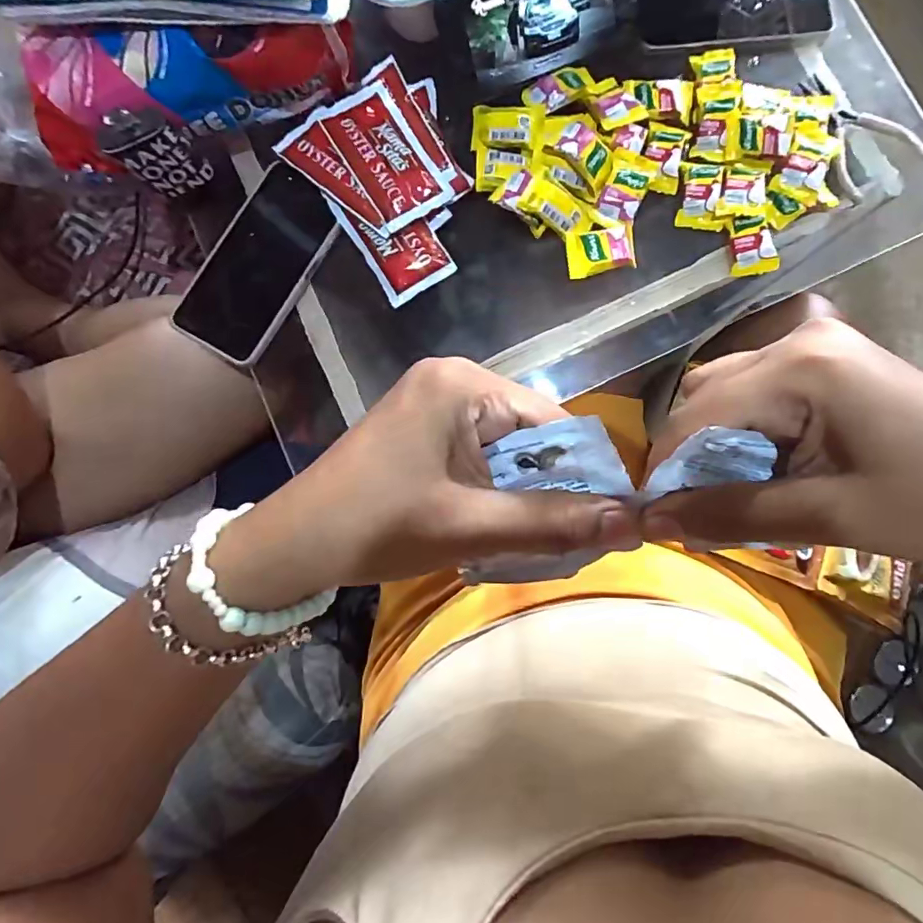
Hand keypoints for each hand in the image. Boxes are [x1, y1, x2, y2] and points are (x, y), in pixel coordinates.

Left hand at [216, 357, 640, 605]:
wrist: (291, 545)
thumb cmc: (376, 527)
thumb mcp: (470, 527)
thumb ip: (552, 523)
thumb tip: (631, 524)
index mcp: (465, 384)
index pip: (556, 424)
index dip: (588, 473)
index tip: (611, 521)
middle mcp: (456, 378)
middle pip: (535, 433)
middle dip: (556, 485)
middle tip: (578, 537)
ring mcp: (438, 399)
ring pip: (513, 446)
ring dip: (529, 490)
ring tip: (544, 534)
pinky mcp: (427, 423)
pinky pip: (485, 451)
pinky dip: (501, 486)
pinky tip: (505, 519)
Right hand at [640, 318, 922, 562]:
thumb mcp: (828, 518)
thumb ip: (733, 514)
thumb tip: (653, 522)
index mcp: (799, 368)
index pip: (697, 415)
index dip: (667, 469)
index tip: (654, 520)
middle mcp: (797, 340)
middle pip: (704, 394)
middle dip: (689, 455)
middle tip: (695, 512)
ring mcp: (815, 343)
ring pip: (727, 388)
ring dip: (715, 441)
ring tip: (732, 494)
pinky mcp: (829, 359)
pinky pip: (758, 388)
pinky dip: (745, 429)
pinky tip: (763, 466)